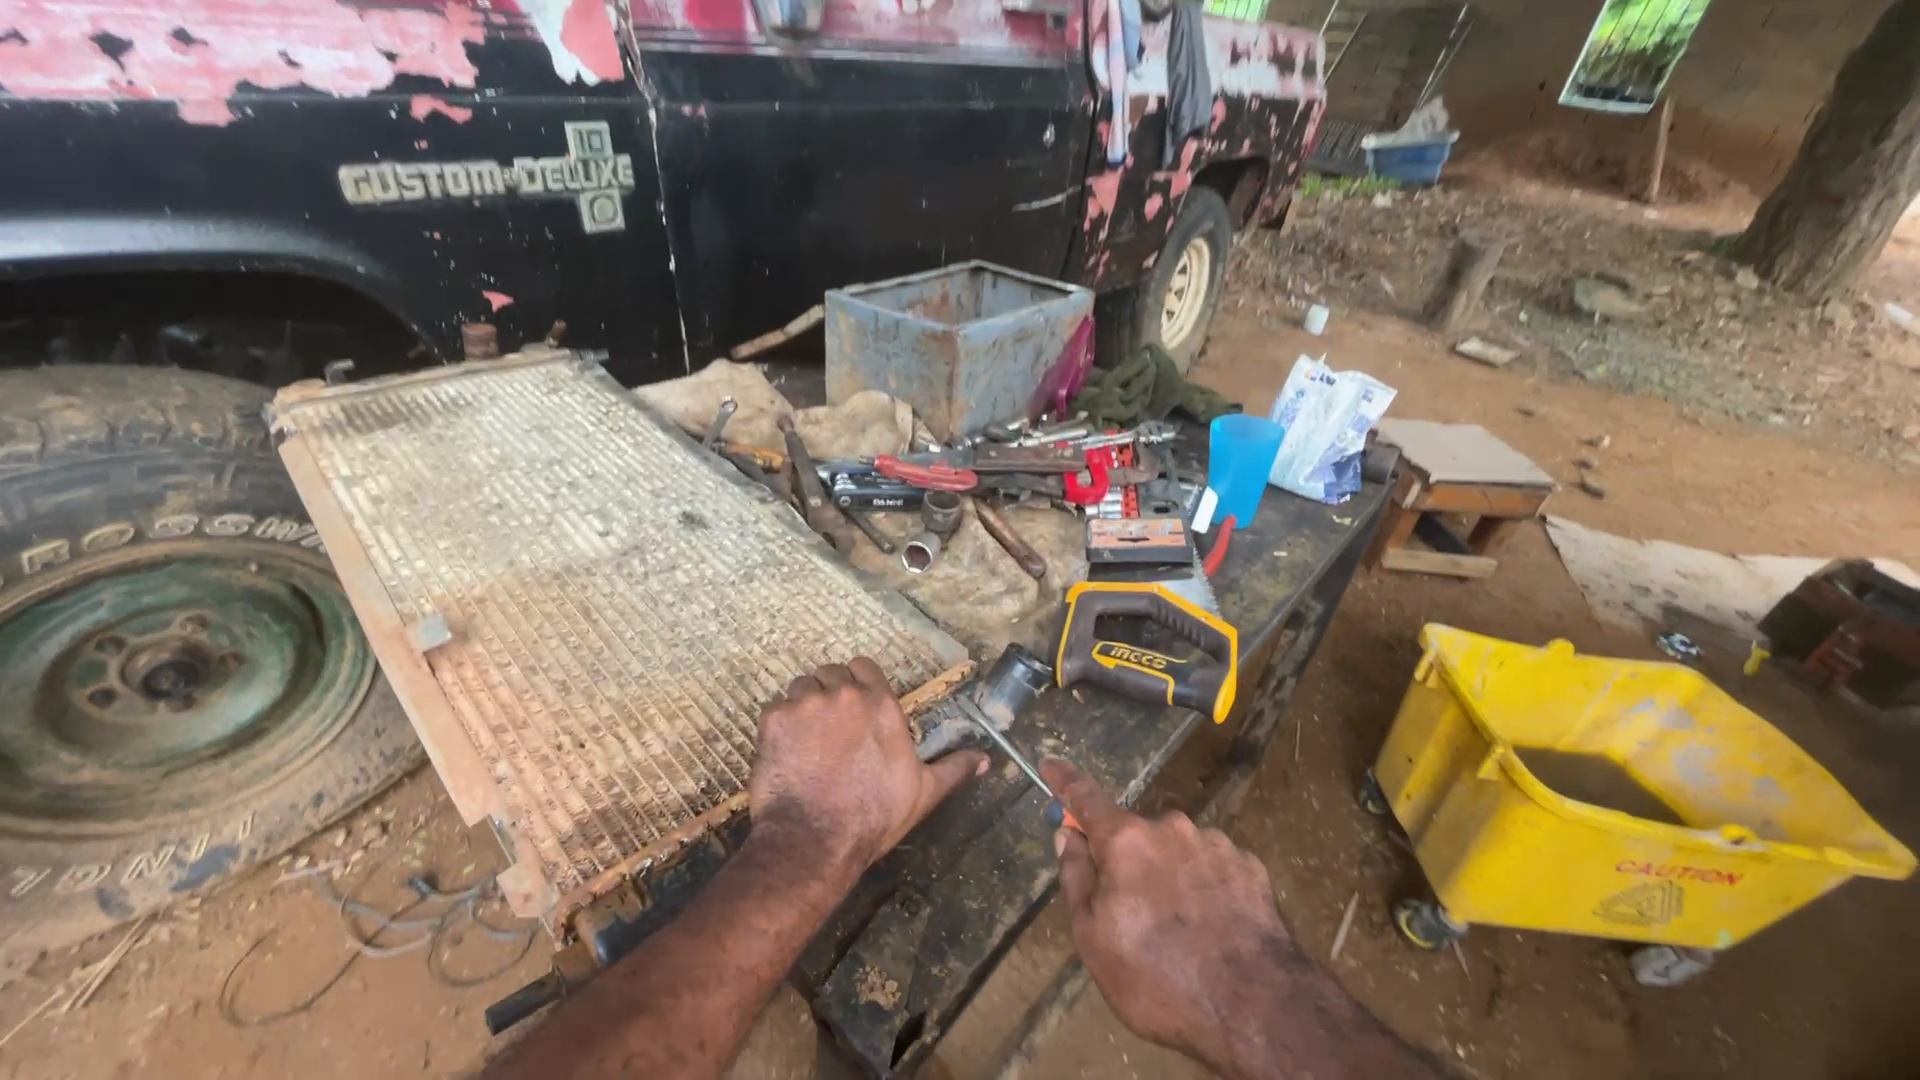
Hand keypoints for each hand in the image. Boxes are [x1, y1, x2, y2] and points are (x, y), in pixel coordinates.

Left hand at [750, 658, 986, 884]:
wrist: (814, 840)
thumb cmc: (874, 816)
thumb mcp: (924, 792)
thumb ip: (954, 768)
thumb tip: (986, 760)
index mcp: (881, 704)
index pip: (863, 666)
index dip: (858, 682)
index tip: (856, 705)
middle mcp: (844, 694)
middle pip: (831, 673)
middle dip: (831, 693)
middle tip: (831, 727)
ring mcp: (805, 704)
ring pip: (801, 687)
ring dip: (804, 705)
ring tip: (808, 739)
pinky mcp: (773, 720)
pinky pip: (775, 708)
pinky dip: (780, 726)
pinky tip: (787, 752)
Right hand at [1042, 757, 1289, 1070]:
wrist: (1255, 1008)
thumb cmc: (1158, 977)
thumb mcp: (1093, 937)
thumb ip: (1076, 877)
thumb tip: (1067, 835)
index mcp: (1126, 840)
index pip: (1085, 797)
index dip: (1064, 780)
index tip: (1049, 762)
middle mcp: (1171, 828)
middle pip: (1135, 835)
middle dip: (1126, 862)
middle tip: (1131, 915)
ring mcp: (1215, 844)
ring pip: (1176, 852)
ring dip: (1168, 877)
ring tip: (1180, 933)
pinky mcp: (1250, 867)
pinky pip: (1212, 869)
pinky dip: (1204, 889)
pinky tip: (1212, 928)